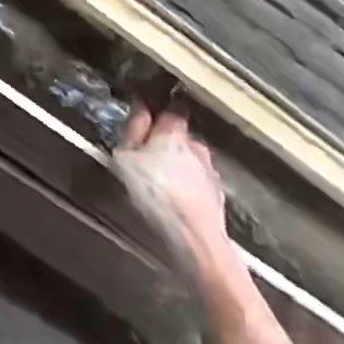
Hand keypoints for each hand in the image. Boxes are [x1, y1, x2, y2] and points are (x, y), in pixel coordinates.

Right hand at [112, 102, 229, 274]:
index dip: (160, 105)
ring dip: (177, 161)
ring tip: (158, 176)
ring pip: (191, 157)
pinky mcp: (217, 194)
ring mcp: (211, 171)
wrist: (195, 238)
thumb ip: (133, 130)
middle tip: (145, 150)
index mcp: (174, 133)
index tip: (148, 106)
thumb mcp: (126, 158)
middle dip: (166, 138)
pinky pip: (198, 179)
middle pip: (180, 134)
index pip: (172, 108)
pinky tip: (173, 195)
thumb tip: (140, 107)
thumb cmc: (154, 193)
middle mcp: (198, 147)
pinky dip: (186, 181)